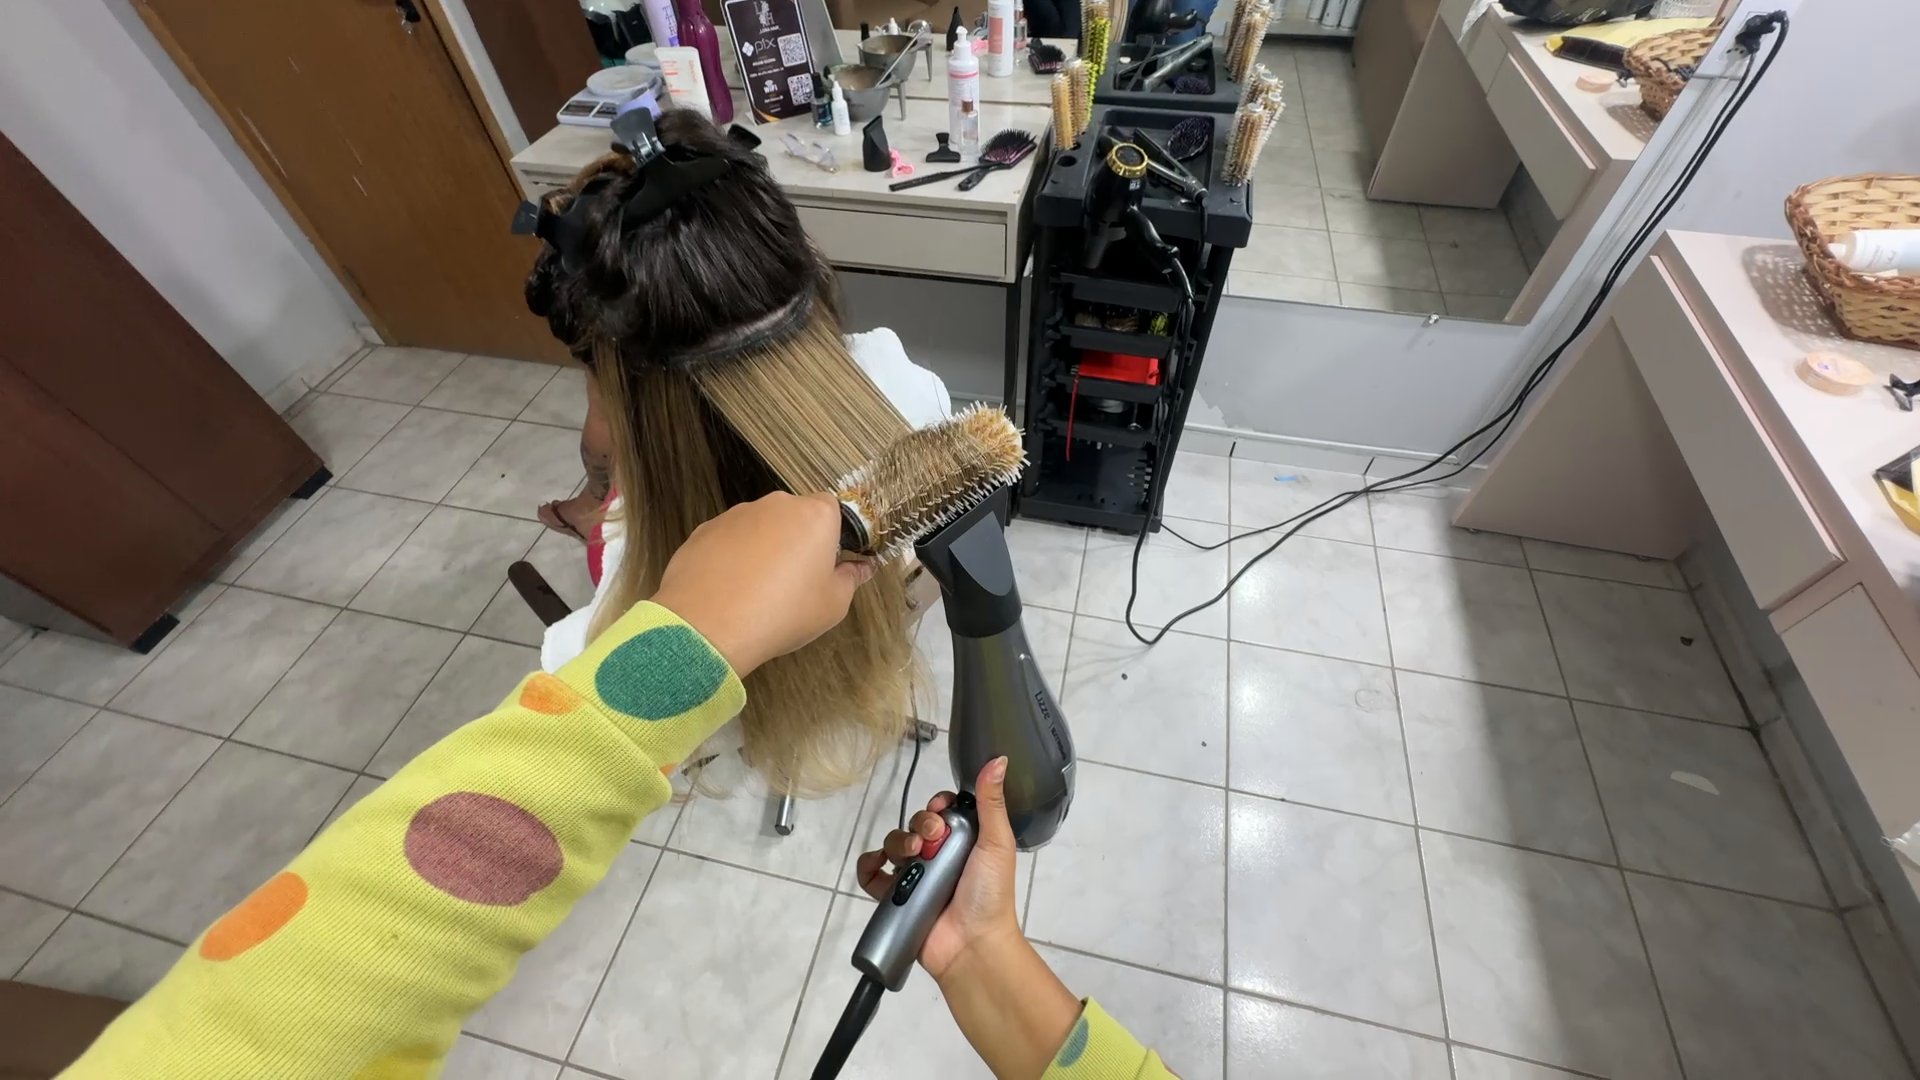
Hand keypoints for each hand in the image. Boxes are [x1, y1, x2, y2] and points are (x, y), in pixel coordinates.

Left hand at [651, 492, 873, 675]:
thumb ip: (851, 579)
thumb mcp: (833, 605)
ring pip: (761, 526)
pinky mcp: (705, 530)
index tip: (828, 563)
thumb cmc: (784, 613)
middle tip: (795, 580)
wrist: (709, 626)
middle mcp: (777, 505)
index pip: (833, 508)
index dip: (832, 534)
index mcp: (815, 515)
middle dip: (797, 539)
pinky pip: (730, 539)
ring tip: (758, 589)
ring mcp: (737, 514)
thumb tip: (862, 568)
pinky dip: (734, 557)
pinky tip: (731, 589)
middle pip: (795, 515)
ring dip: (764, 547)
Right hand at [855, 757, 1019, 979]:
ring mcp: (915, 876)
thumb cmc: (990, 892)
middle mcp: (938, 854)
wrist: (972, 946)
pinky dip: (868, 866)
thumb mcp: (996, 843)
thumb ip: (992, 802)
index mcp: (963, 840)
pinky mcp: (895, 897)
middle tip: (932, 837)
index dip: (938, 803)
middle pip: (916, 823)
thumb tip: (998, 758)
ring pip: (894, 842)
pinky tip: (877, 866)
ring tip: (913, 857)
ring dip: (899, 842)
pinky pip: (872, 874)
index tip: (942, 806)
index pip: (942, 809)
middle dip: (920, 823)